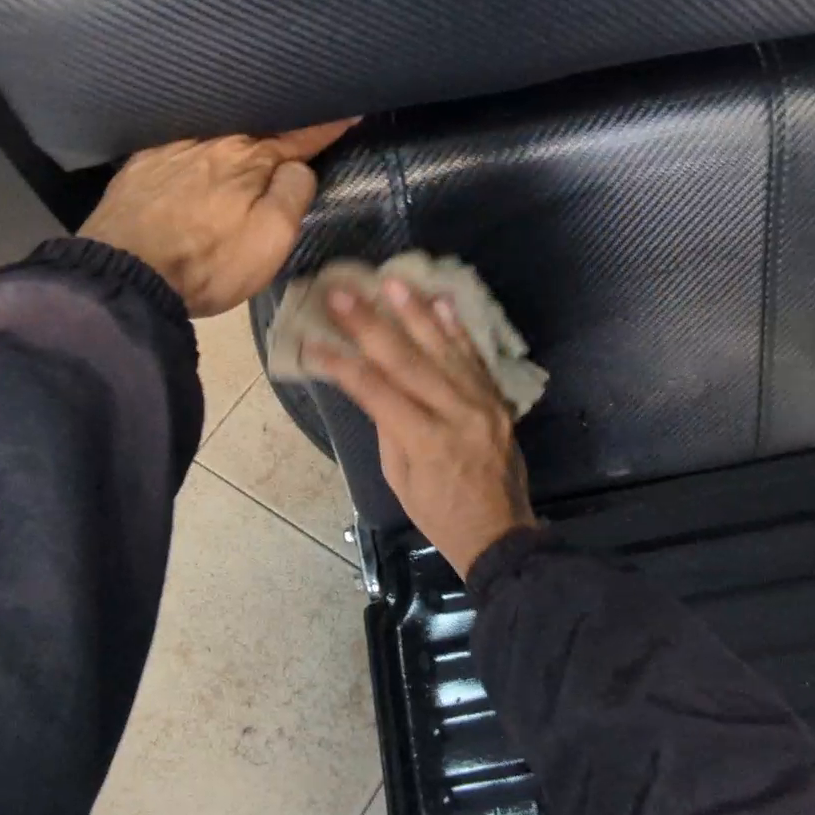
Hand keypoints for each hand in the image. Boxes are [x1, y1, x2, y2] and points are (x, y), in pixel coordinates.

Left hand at [78, 120, 356, 316]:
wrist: (124, 275)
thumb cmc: (207, 262)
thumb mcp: (270, 239)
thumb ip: (293, 194)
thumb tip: (299, 166)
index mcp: (251, 159)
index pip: (299, 137)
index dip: (327, 126)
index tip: (350, 112)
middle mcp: (213, 141)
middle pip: (258, 129)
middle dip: (282, 127)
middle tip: (300, 125)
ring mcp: (172, 149)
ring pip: (219, 133)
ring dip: (241, 135)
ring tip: (254, 135)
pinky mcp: (142, 164)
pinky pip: (184, 144)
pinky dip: (203, 145)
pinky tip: (203, 152)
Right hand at [309, 278, 536, 577]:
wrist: (501, 532)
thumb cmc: (440, 515)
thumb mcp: (400, 479)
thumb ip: (389, 428)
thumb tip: (374, 385)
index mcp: (425, 441)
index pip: (376, 391)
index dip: (342, 363)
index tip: (314, 339)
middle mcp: (456, 414)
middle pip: (408, 361)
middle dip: (371, 324)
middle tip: (344, 293)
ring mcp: (482, 404)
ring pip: (445, 350)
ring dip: (417, 313)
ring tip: (393, 282)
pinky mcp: (498, 400)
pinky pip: (476, 358)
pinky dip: (458, 329)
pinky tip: (442, 302)